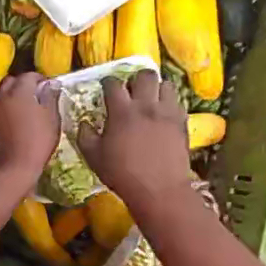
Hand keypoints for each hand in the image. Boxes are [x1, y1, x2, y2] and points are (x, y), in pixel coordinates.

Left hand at [0, 73, 60, 179]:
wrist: (12, 168)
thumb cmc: (37, 142)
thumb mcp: (52, 119)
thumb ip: (51, 98)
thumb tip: (51, 84)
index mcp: (19, 91)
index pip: (29, 75)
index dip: (40, 79)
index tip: (49, 88)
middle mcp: (1, 96)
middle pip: (11, 82)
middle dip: (23, 84)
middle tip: (36, 95)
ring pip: (2, 96)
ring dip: (13, 97)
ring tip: (27, 110)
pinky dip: (6, 111)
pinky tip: (16, 123)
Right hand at [77, 70, 193, 211]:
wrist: (159, 190)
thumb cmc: (122, 174)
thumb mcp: (94, 157)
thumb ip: (85, 136)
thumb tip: (83, 123)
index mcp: (122, 111)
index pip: (113, 84)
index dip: (108, 83)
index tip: (106, 88)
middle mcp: (145, 105)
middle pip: (144, 75)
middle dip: (136, 79)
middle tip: (131, 91)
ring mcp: (167, 112)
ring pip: (165, 84)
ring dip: (156, 88)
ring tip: (150, 99)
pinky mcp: (182, 122)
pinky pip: (177, 102)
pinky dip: (169, 103)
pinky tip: (163, 114)